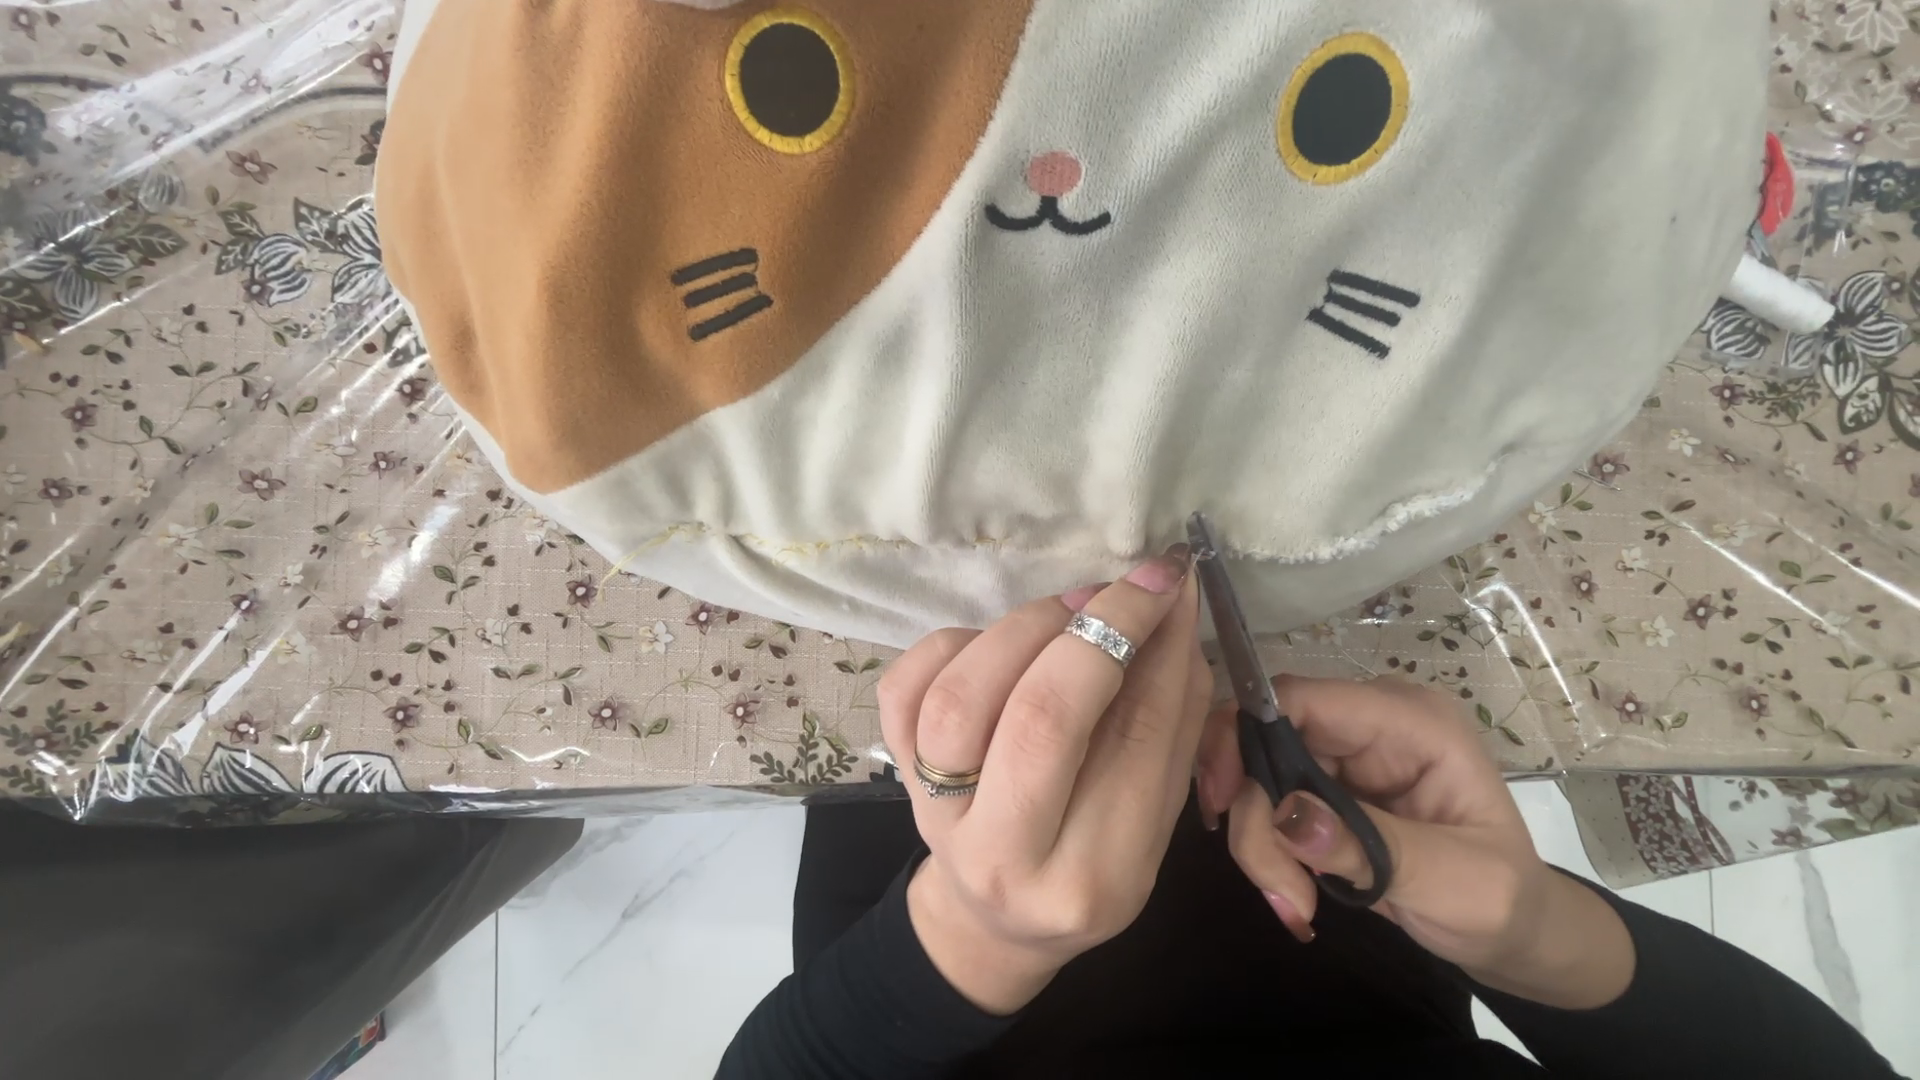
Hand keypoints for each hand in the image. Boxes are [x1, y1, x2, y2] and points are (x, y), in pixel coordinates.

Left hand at [878, 547, 1210, 1014]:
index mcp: (1093, 878)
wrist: (992, 916)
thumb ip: (1170, 720)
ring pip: (962, 698)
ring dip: (1024, 629)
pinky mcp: (897, 774)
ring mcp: (937, 817)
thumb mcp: (1151, 816)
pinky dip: (953, 642)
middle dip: (1095, 633)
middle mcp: (1005, 856)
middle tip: (1129, 588)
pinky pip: (904, 688)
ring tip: (1068, 610)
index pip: (1137, 743)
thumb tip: (1174, 614)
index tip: (1174, 587)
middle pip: (1041, 721)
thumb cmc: (1089, 863)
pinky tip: (998, 643)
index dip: (1160, 651)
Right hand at [1197, 676, 1634, 1008]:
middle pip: (1263, 739)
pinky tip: (1292, 889)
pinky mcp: (1317, 784)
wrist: (1511, 934)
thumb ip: (1372, 849)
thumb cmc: (1503, 902)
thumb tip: (1286, 815)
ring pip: (1254, 774)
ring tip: (1294, 902)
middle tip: (1277, 886)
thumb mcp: (1457, 885)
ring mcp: (1337, 753)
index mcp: (1408, 721)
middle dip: (1254, 814)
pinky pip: (1263, 800)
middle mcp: (1363, 724)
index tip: (1222, 801)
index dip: (1245, 734)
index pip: (1300, 699)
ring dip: (1258, 841)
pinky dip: (1264, 846)